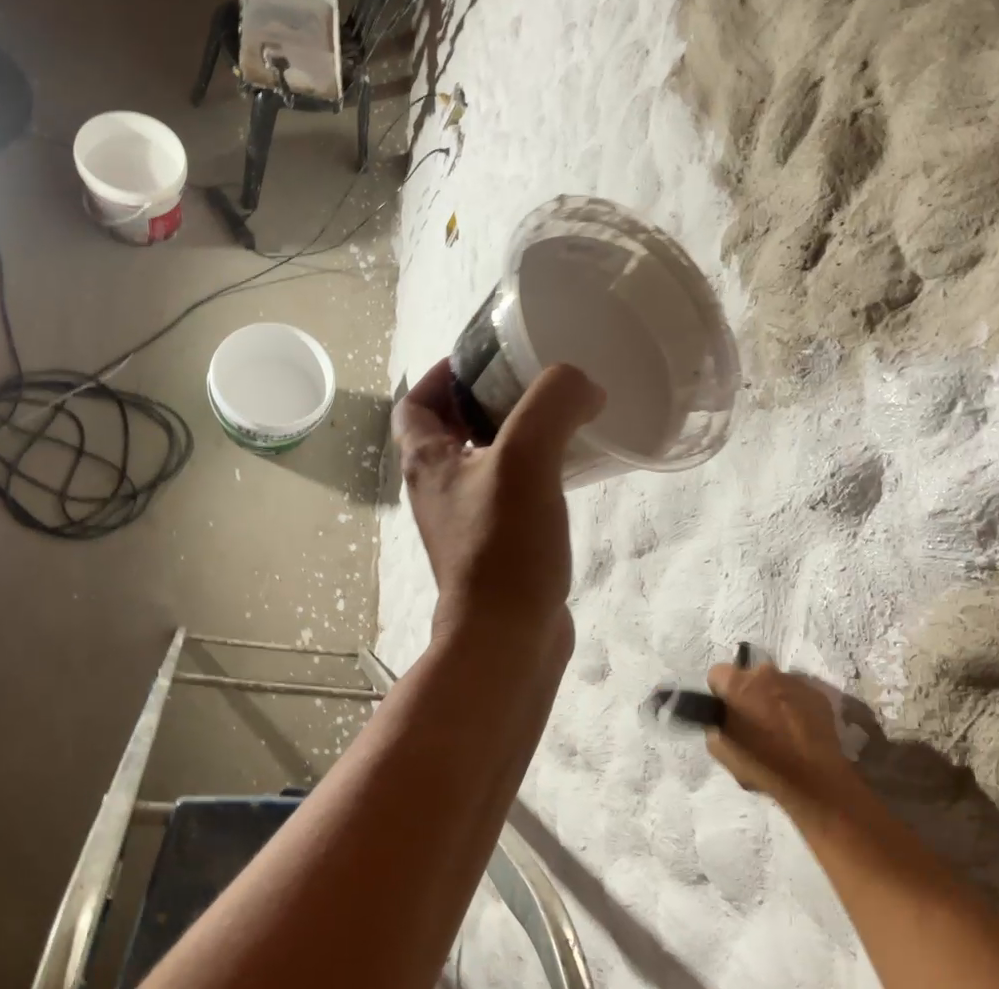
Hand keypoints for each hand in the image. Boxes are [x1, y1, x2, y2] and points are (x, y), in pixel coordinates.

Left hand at [392, 359, 604, 638]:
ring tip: (558, 423)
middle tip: (535, 386)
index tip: (488, 360)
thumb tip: (582, 385)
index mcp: (427, 461)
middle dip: (488, 401)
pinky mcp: (494, 550)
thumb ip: (553, 404)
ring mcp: (464, 523)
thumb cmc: (504, 545)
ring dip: (512, 439)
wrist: (507, 638)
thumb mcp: (527, 457)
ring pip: (482, 464)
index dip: (445, 373)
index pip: (416, 401)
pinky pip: (507, 497)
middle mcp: (437, 490)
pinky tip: (567, 476)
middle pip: (451, 429)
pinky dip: (531, 476)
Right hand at [706, 661, 855, 811]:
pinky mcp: (817, 693)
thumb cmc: (762, 765)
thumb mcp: (721, 751)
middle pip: (748, 676)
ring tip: (779, 727)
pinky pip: (797, 693)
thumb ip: (715, 725)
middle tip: (753, 720)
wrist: (814, 778)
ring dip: (772, 698)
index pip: (717, 673)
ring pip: (774, 683)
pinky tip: (799, 729)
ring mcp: (794, 680)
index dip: (720, 692)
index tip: (726, 711)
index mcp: (737, 683)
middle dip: (747, 693)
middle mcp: (764, 673)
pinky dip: (795, 706)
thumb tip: (720, 719)